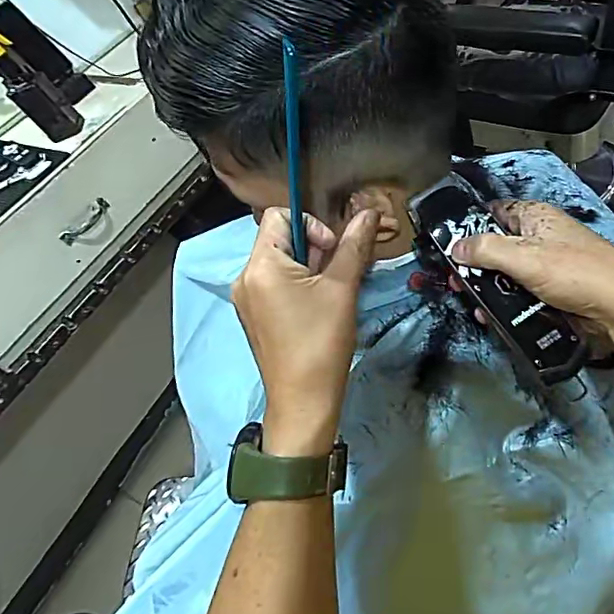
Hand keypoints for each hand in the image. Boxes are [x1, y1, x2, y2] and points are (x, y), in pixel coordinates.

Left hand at [232, 207, 379, 455]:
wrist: (304, 400)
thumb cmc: (321, 341)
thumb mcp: (343, 287)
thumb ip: (354, 245)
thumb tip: (368, 213)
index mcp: (260, 265)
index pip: (279, 216)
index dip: (312, 224)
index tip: (333, 250)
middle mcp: (245, 277)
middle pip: (281, 238)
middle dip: (315, 248)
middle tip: (338, 274)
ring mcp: (247, 299)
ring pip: (282, 262)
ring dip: (311, 266)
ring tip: (332, 291)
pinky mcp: (255, 316)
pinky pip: (278, 283)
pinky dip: (301, 284)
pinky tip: (320, 306)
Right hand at [449, 201, 613, 330]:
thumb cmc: (578, 272)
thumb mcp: (525, 256)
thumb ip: (487, 250)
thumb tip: (456, 246)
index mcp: (536, 217)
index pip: (495, 212)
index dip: (471, 226)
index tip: (450, 247)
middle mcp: (541, 237)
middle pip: (498, 247)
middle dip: (477, 266)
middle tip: (457, 284)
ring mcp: (548, 266)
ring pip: (508, 275)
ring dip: (490, 290)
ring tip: (475, 305)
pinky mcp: (554, 292)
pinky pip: (522, 295)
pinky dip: (508, 304)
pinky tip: (494, 317)